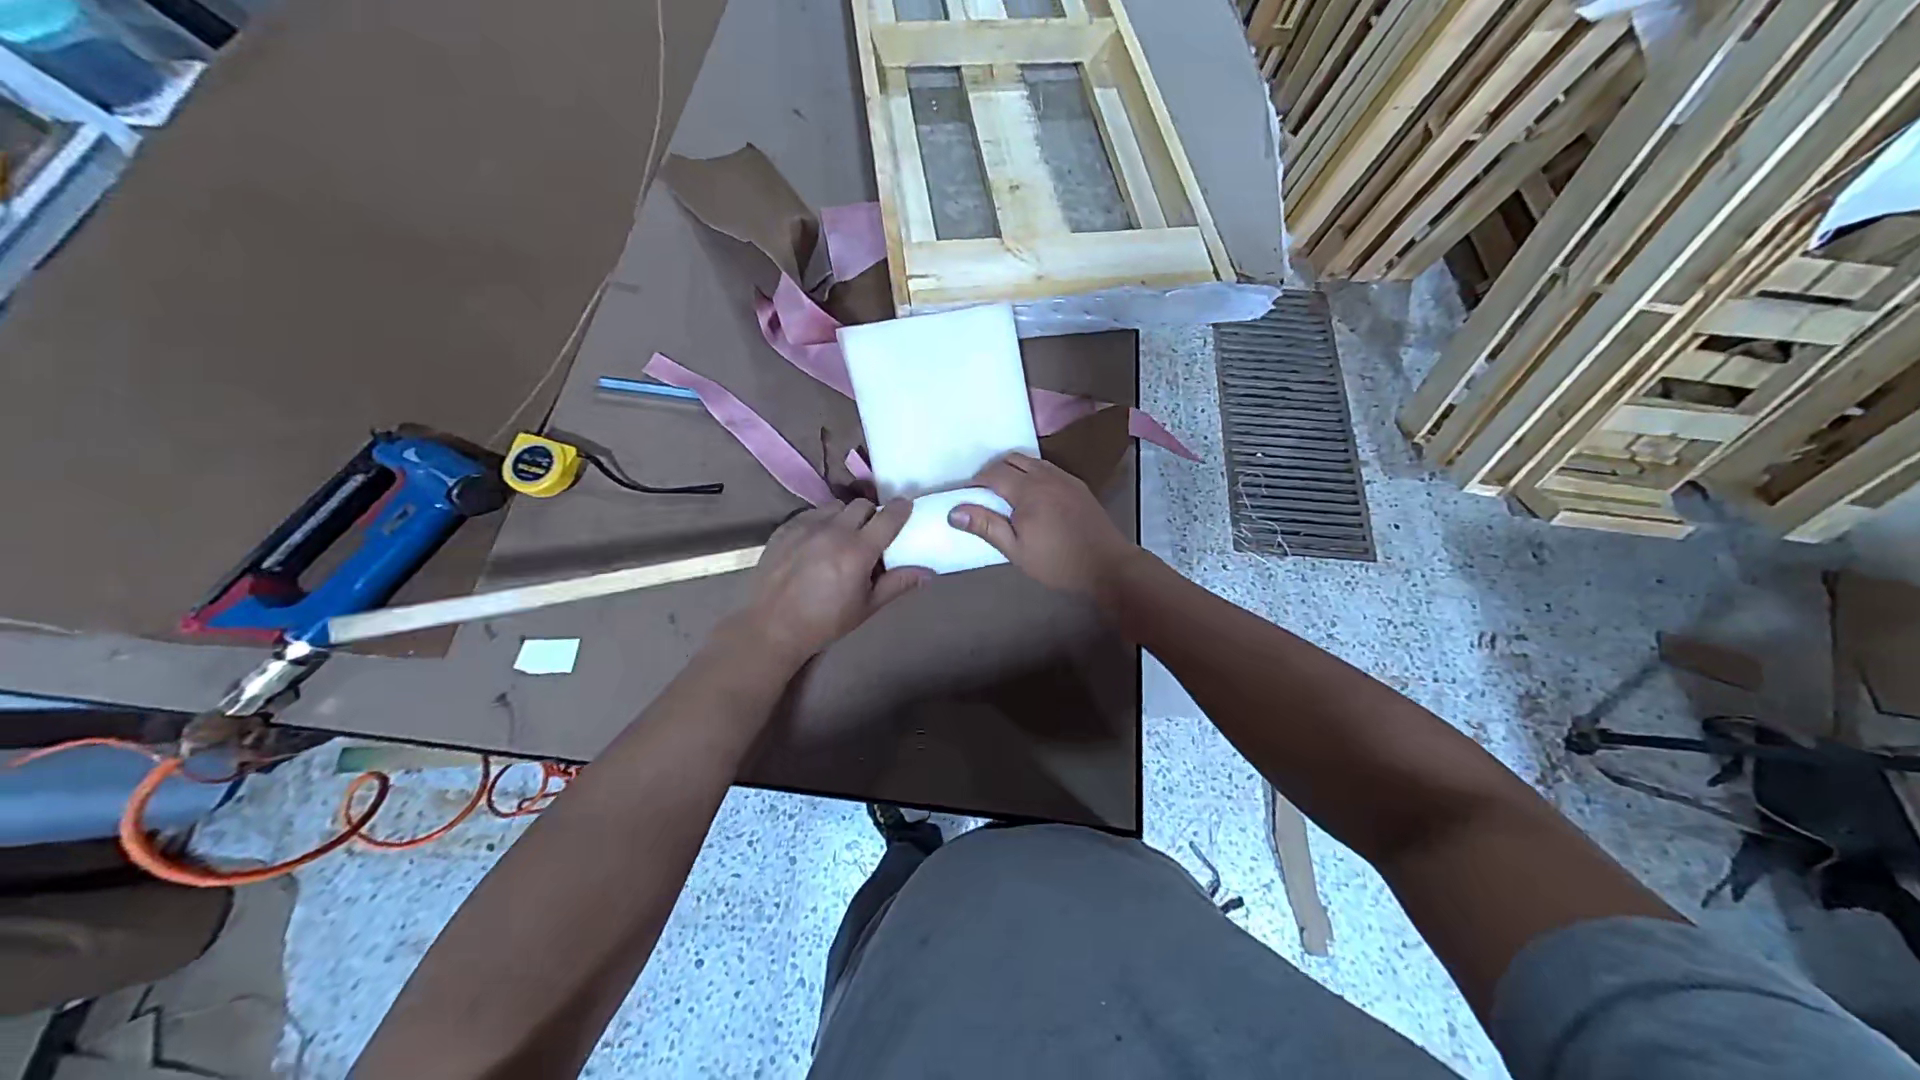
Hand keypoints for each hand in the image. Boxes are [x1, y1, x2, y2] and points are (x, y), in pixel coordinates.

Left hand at [732, 499, 930, 666]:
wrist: (772, 627)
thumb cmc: (825, 622)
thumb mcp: (867, 606)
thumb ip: (898, 584)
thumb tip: (929, 573)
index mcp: (858, 550)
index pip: (888, 517)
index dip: (901, 509)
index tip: (906, 508)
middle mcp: (833, 530)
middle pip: (862, 505)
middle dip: (872, 515)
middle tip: (872, 533)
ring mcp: (806, 526)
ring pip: (835, 507)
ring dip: (845, 516)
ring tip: (842, 537)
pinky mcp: (785, 529)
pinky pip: (810, 514)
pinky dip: (821, 522)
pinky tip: (817, 543)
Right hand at [947, 453, 1142, 608]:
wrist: (1107, 565)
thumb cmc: (1057, 562)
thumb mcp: (1016, 550)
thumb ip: (986, 526)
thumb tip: (954, 511)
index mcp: (1028, 490)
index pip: (994, 473)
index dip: (977, 482)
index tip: (968, 497)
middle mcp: (1046, 476)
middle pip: (1012, 459)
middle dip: (994, 471)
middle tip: (985, 495)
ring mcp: (1065, 479)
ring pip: (1032, 461)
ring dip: (1015, 470)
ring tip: (1007, 495)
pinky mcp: (1078, 486)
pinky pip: (1049, 469)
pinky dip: (1033, 474)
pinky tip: (1034, 497)